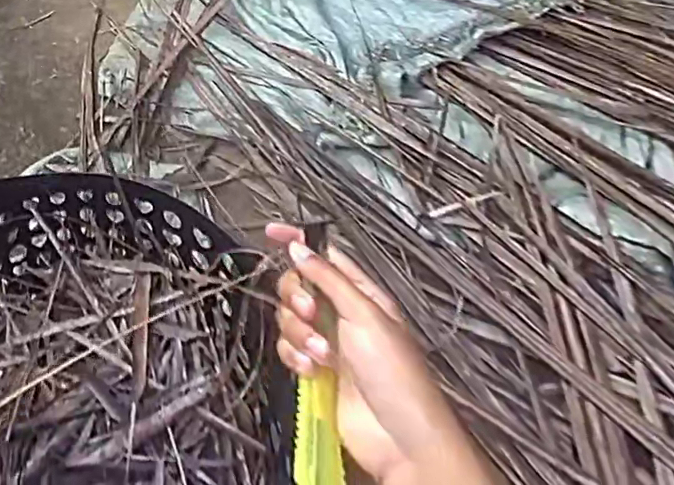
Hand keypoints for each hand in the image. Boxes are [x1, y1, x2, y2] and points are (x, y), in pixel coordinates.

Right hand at [266, 223, 496, 484]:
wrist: (401, 441)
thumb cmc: (398, 378)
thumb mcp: (365, 316)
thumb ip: (328, 278)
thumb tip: (298, 246)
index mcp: (359, 294)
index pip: (323, 255)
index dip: (298, 241)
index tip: (272, 231)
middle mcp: (340, 314)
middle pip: (297, 284)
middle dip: (296, 297)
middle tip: (310, 312)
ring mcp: (326, 341)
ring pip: (288, 316)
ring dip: (299, 334)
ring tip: (323, 355)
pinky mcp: (314, 367)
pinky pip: (286, 347)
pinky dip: (295, 356)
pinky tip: (314, 370)